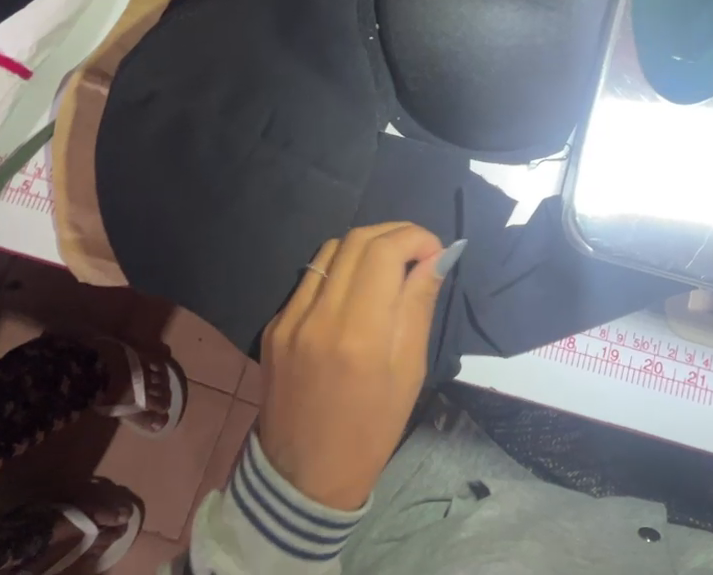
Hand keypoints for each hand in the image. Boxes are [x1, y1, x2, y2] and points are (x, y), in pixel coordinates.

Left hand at [257, 223, 447, 509]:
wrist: (305, 477)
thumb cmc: (372, 429)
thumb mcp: (410, 371)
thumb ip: (419, 305)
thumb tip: (439, 256)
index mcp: (359, 334)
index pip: (386, 251)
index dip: (416, 237)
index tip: (436, 252)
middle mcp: (319, 316)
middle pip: (357, 240)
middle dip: (395, 234)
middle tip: (418, 253)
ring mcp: (289, 319)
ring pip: (331, 251)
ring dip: (367, 247)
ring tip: (390, 267)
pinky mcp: (273, 326)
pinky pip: (311, 278)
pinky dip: (341, 271)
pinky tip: (356, 293)